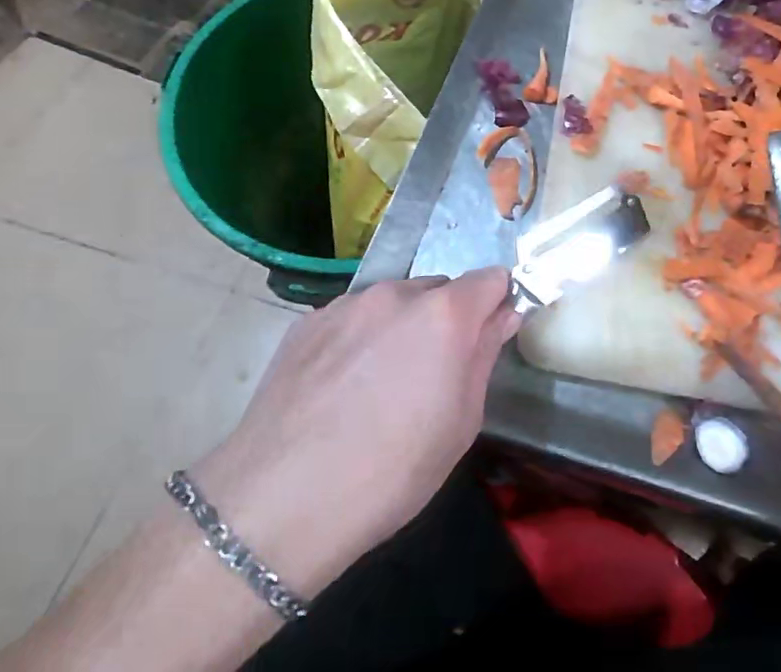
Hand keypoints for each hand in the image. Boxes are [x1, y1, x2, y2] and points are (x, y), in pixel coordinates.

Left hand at [194, 269, 516, 598]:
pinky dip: (362, 338)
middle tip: (433, 376)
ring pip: (395, 303)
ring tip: (380, 385)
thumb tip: (502, 316)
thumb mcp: (461, 423)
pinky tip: (343, 388)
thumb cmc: (391, 471)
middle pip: (441, 290)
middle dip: (448, 320)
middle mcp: (395, 294)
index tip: (489, 338)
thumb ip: (484, 356)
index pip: (491, 280)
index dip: (496, 305)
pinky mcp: (307, 322)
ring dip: (403, 328)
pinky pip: (354, 317)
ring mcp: (346, 304)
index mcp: (442, 314)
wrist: (279, 501)